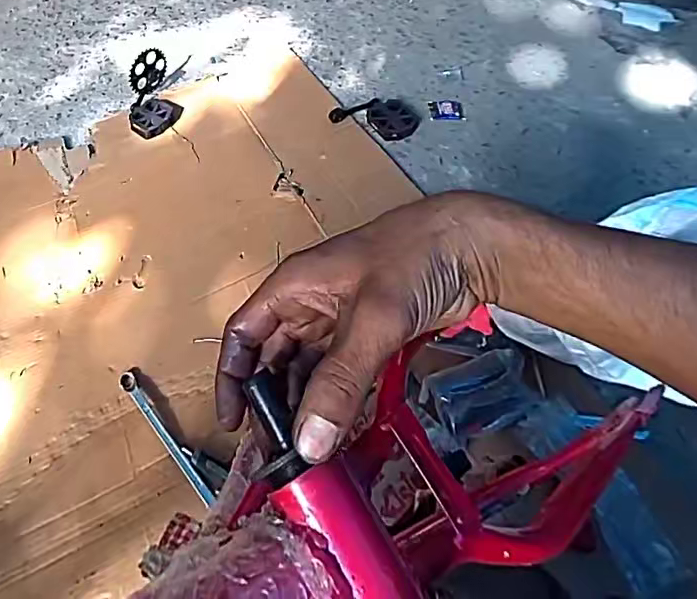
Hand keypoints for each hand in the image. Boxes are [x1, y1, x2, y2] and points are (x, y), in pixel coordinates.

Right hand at [214, 192, 507, 462]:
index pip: (243, 332)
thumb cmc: (408, 259)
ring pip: (304, 369)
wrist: (465, 246)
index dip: (231, 376)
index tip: (232, 422)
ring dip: (302, 406)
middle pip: (271, 357)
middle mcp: (307, 303)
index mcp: (292, 286)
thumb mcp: (371, 320)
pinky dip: (332, 401)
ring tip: (306, 449)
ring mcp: (336, 320)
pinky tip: (337, 429)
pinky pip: (337, 374)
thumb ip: (340, 382)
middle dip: (269, 402)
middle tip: (278, 451)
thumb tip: (309, 443)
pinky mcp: (365, 334)